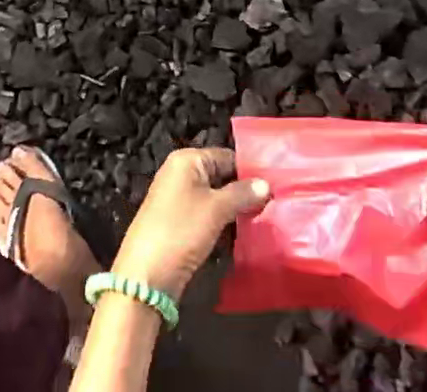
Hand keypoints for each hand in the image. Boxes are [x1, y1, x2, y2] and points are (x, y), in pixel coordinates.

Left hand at [109, 148, 269, 299]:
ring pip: (217, 197)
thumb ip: (242, 193)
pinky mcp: (181, 220)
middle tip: (277, 205)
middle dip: (246, 191)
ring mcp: (180, 197)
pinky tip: (246, 232)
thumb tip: (266, 184)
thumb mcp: (216, 208)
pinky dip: (225, 221)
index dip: (250, 170)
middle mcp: (181, 172)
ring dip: (238, 208)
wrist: (148, 271)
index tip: (278, 185)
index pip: (226, 156)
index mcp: (186, 160)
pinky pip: (209, 213)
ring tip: (268, 218)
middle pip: (222, 176)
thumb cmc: (182, 229)